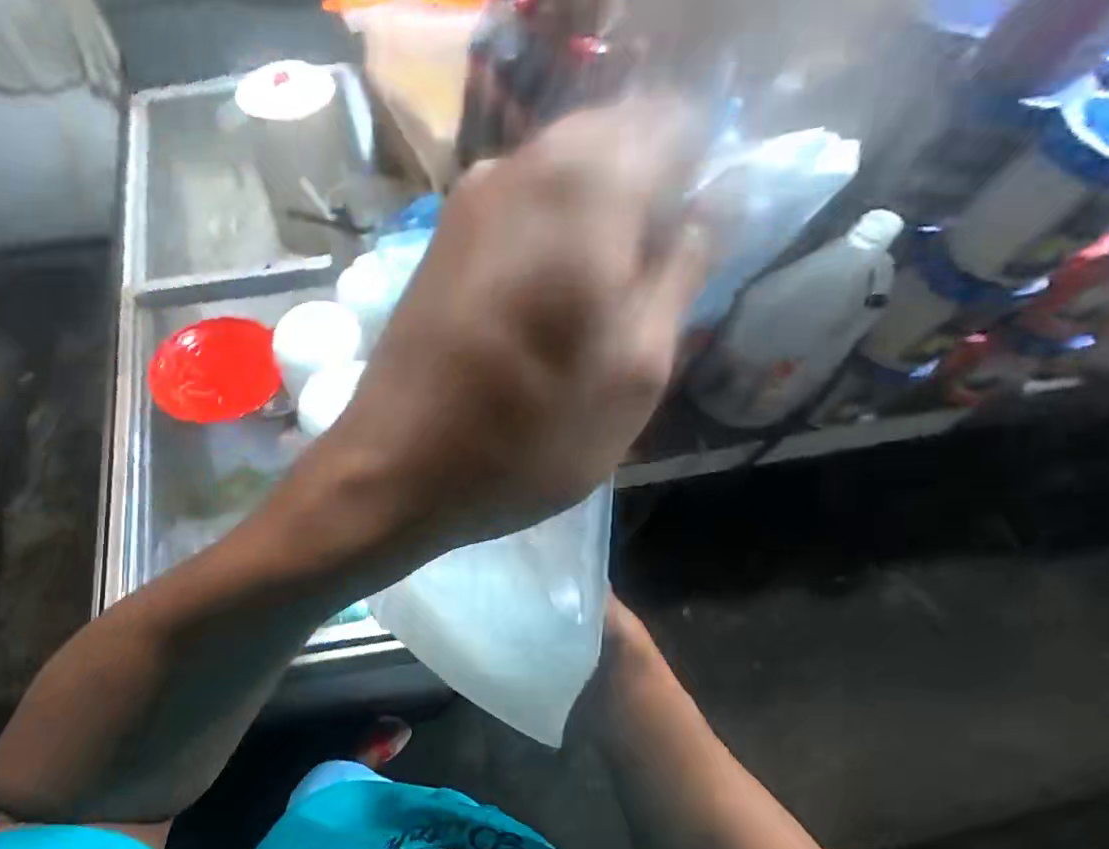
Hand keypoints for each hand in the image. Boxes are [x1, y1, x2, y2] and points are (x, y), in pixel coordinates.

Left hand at [312, 98, 709, 558]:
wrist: (398, 467)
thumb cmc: (532, 431)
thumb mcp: (637, 369)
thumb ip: (682, 274)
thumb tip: (709, 208)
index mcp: (587, 185)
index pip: (674, 121)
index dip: (700, 175)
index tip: (695, 249)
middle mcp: (523, 164)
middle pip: (616, 139)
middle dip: (649, 198)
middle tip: (650, 288)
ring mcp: (473, 195)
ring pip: (569, 173)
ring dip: (602, 222)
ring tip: (601, 308)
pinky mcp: (446, 232)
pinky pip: (526, 205)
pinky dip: (556, 236)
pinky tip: (550, 305)